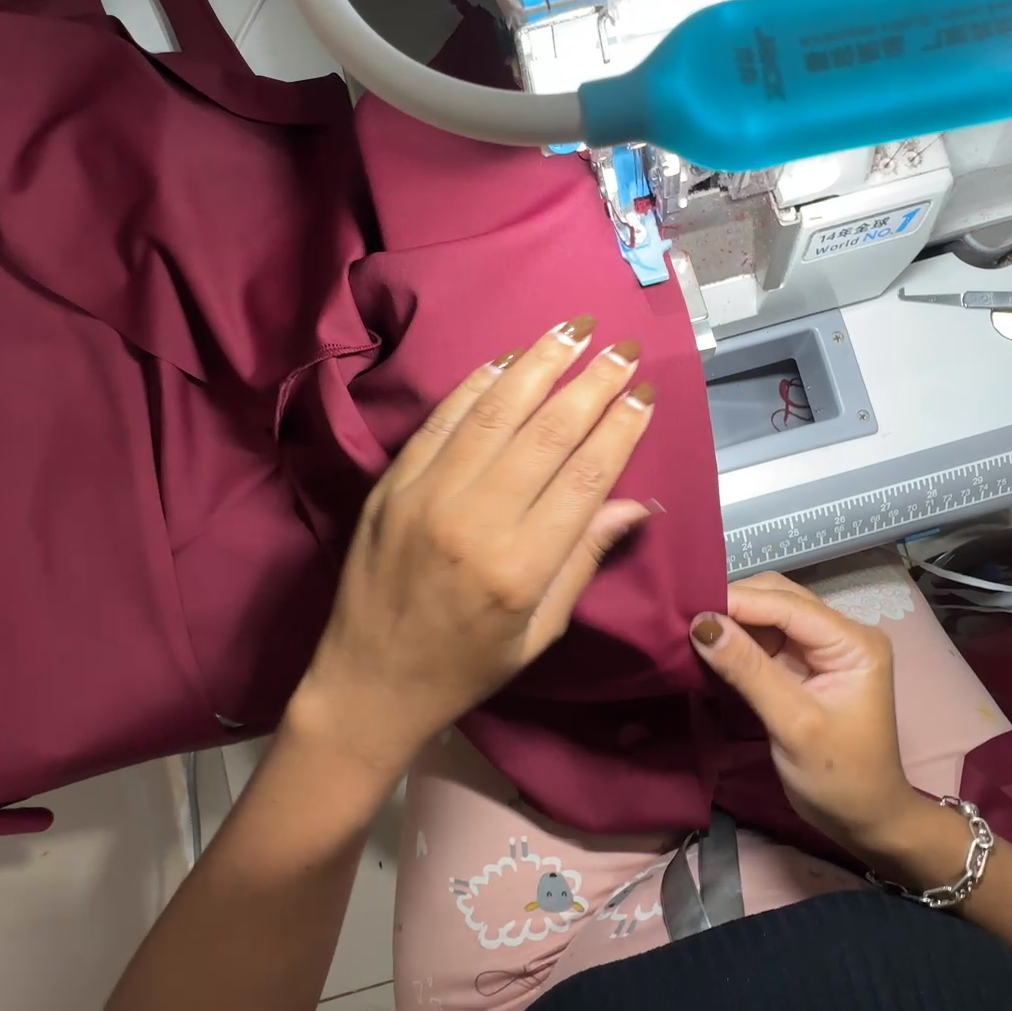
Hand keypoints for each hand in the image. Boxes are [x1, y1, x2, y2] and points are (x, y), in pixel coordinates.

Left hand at [291, 315, 656, 772]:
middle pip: (548, 432)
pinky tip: (509, 358)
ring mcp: (426, 496)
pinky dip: (477, 384)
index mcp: (520, 567)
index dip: (621, 428)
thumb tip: (635, 504)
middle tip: (622, 346)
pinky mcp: (392, 484)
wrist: (367, 682)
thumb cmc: (465, 667)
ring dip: (539, 364)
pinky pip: (442, 420)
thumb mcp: (539, 631)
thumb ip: (583, 560)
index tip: (644, 392)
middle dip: (592, 382)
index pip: (586, 477)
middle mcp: (475, 521)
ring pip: (496, 412)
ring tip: (574, 329)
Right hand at [691, 572, 928, 860]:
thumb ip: (748, 670)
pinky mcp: (802, 663)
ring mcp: (821, 647)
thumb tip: (702, 624)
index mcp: (853, 642)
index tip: (689, 606)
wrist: (863, 820)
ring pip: (769, 613)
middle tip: (684, 615)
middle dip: (734, 603)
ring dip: (732, 617)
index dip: (738, 600)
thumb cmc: (838, 776)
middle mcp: (840, 633)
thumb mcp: (792, 724)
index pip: (788, 605)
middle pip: (779, 598)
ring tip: (690, 625)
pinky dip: (737, 637)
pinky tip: (710, 641)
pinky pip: (765, 636)